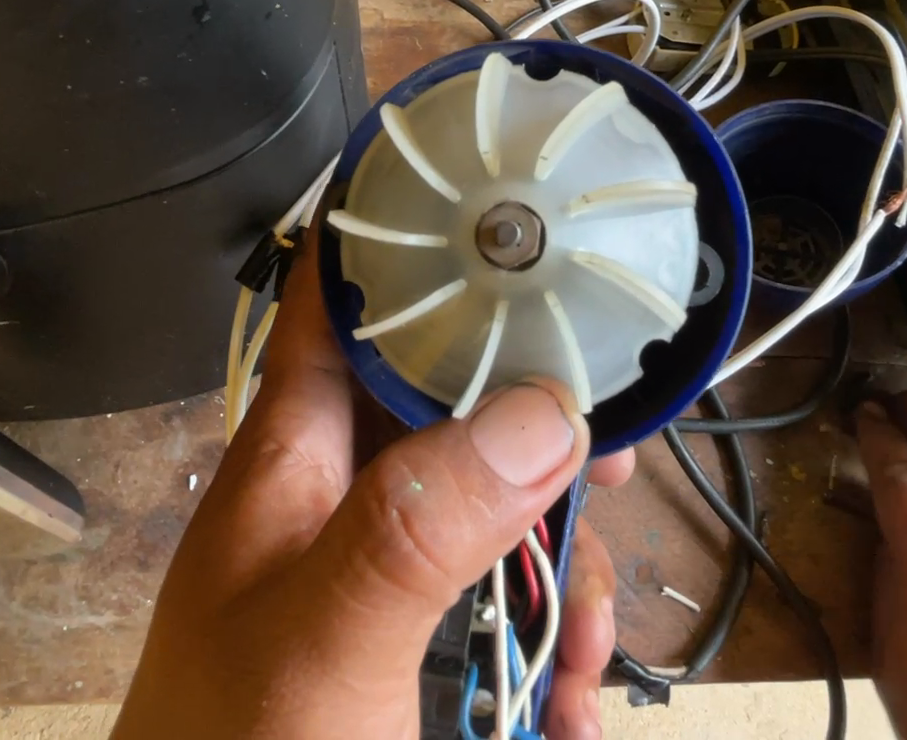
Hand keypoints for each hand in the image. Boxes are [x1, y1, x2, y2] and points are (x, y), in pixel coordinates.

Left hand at [117, 233, 629, 738]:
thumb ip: (416, 527)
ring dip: (558, 557)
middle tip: (611, 456)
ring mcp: (381, 561)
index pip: (340, 305)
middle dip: (535, 423)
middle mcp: (341, 488)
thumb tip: (542, 414)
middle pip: (450, 401)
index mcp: (295, 453)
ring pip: (492, 500)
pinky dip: (547, 634)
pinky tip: (567, 700)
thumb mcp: (322, 642)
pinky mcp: (413, 630)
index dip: (399, 243)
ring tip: (585, 641)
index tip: (493, 215)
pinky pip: (500, 592)